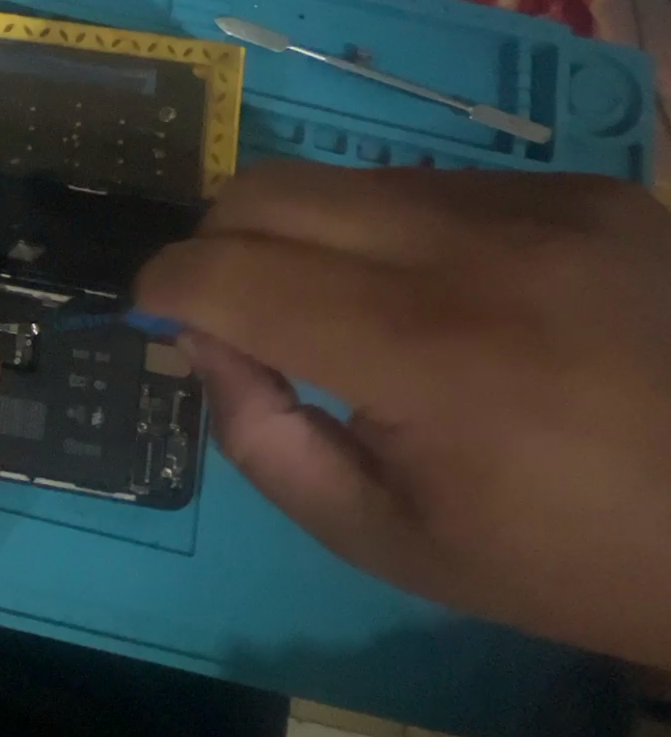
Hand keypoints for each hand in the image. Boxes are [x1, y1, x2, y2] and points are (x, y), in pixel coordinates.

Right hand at [135, 161, 670, 667]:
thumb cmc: (569, 555)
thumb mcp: (377, 534)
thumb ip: (254, 434)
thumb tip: (200, 336)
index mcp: (431, 355)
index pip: (225, 273)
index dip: (161, 288)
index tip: (156, 317)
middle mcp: (481, 251)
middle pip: (259, 194)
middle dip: (210, 246)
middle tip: (233, 310)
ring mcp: (541, 206)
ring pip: (324, 180)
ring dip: (289, 236)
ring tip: (336, 304)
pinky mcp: (581, 189)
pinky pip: (404, 185)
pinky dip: (368, 231)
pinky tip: (426, 289)